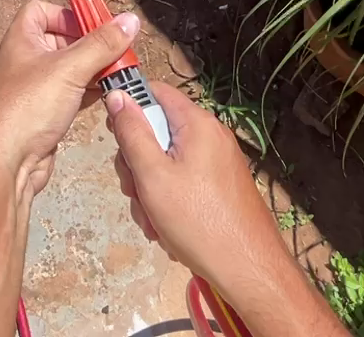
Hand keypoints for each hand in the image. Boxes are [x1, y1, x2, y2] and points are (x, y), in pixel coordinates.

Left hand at [0, 0, 140, 198]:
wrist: (6, 165)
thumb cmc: (27, 109)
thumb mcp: (69, 69)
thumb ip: (101, 44)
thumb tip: (129, 20)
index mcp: (22, 39)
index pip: (41, 10)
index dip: (67, 14)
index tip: (94, 24)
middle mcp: (26, 60)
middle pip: (62, 39)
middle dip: (90, 43)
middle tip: (118, 49)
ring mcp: (35, 88)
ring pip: (70, 68)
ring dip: (94, 68)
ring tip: (120, 72)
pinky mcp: (45, 112)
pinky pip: (72, 92)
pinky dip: (90, 90)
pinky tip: (109, 94)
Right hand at [105, 81, 301, 304]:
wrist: (250, 273)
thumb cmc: (199, 222)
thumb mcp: (153, 176)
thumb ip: (132, 132)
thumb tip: (118, 94)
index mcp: (197, 123)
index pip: (154, 92)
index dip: (128, 107)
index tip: (113, 135)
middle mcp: (210, 135)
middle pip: (158, 130)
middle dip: (138, 162)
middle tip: (136, 193)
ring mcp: (218, 162)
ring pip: (167, 160)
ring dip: (151, 188)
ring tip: (154, 221)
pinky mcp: (221, 186)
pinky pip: (184, 179)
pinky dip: (170, 199)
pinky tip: (168, 228)